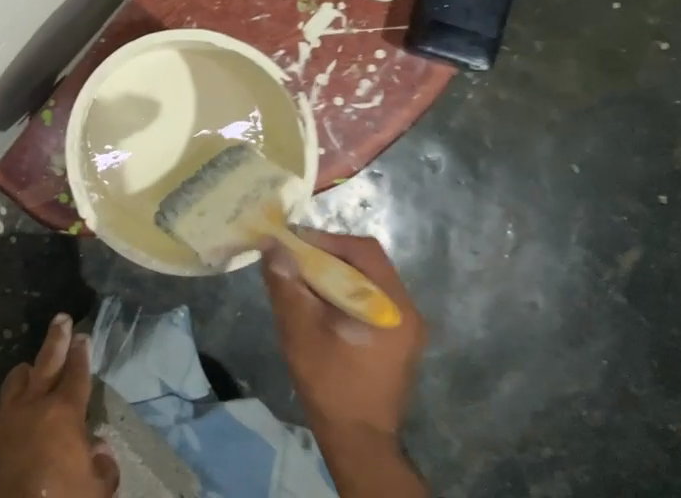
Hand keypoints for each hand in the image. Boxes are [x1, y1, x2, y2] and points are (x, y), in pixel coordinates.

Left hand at [0, 313, 118, 497]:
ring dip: (26, 372)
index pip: (76, 375)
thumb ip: (102, 467)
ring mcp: (4, 417)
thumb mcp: (97, 491)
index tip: (83, 336)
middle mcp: (33, 405)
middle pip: (46, 363)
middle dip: (56, 339)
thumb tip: (100, 449)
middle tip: (61, 319)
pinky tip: (4, 412)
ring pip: (15, 380)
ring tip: (31, 368)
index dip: (81, 355)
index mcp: (64, 414)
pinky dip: (1, 408)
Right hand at [261, 230, 426, 496]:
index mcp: (392, 305)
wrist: (357, 439)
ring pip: (366, 282)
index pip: (363, 250)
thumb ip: (286, 283)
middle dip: (326, 256)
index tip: (292, 246)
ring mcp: (405, 328)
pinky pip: (369, 302)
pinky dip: (342, 294)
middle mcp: (407, 311)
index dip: (325, 240)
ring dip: (332, 276)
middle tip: (292, 262)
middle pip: (366, 263)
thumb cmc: (330, 382)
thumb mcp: (299, 328)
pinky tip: (317, 308)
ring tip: (300, 284)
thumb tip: (274, 245)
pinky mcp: (396, 341)